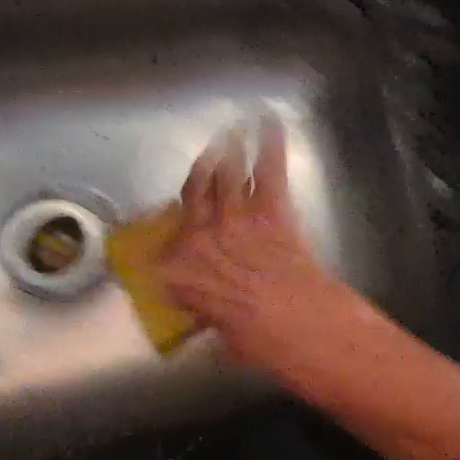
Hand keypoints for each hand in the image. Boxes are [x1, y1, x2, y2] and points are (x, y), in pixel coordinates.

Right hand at [159, 121, 391, 382]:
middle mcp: (200, 237)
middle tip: (203, 162)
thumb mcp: (220, 336)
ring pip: (225, 174)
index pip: (165, 250)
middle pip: (193, 197)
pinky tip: (269, 120)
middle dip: (198, 177)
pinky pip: (268, 168)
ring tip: (228, 134)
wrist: (294, 321)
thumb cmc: (256, 339)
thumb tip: (214, 320)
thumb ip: (210, 317)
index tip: (175, 230)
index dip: (173, 239)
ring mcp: (235, 217)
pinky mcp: (270, 207)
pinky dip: (270, 141)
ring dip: (227, 151)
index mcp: (179, 274)